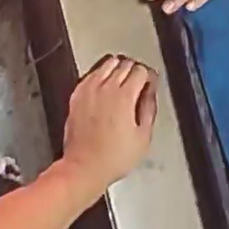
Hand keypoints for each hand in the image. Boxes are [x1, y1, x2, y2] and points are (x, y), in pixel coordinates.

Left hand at [54, 54, 157, 193]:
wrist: (84, 166)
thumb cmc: (113, 157)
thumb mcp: (143, 137)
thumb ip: (149, 108)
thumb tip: (151, 91)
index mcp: (123, 96)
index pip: (140, 70)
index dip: (148, 75)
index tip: (151, 82)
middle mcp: (105, 87)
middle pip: (124, 62)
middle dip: (135, 70)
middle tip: (139, 82)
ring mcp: (89, 88)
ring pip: (107, 62)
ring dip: (118, 68)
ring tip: (123, 82)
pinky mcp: (77, 93)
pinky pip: (92, 73)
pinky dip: (101, 74)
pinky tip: (105, 87)